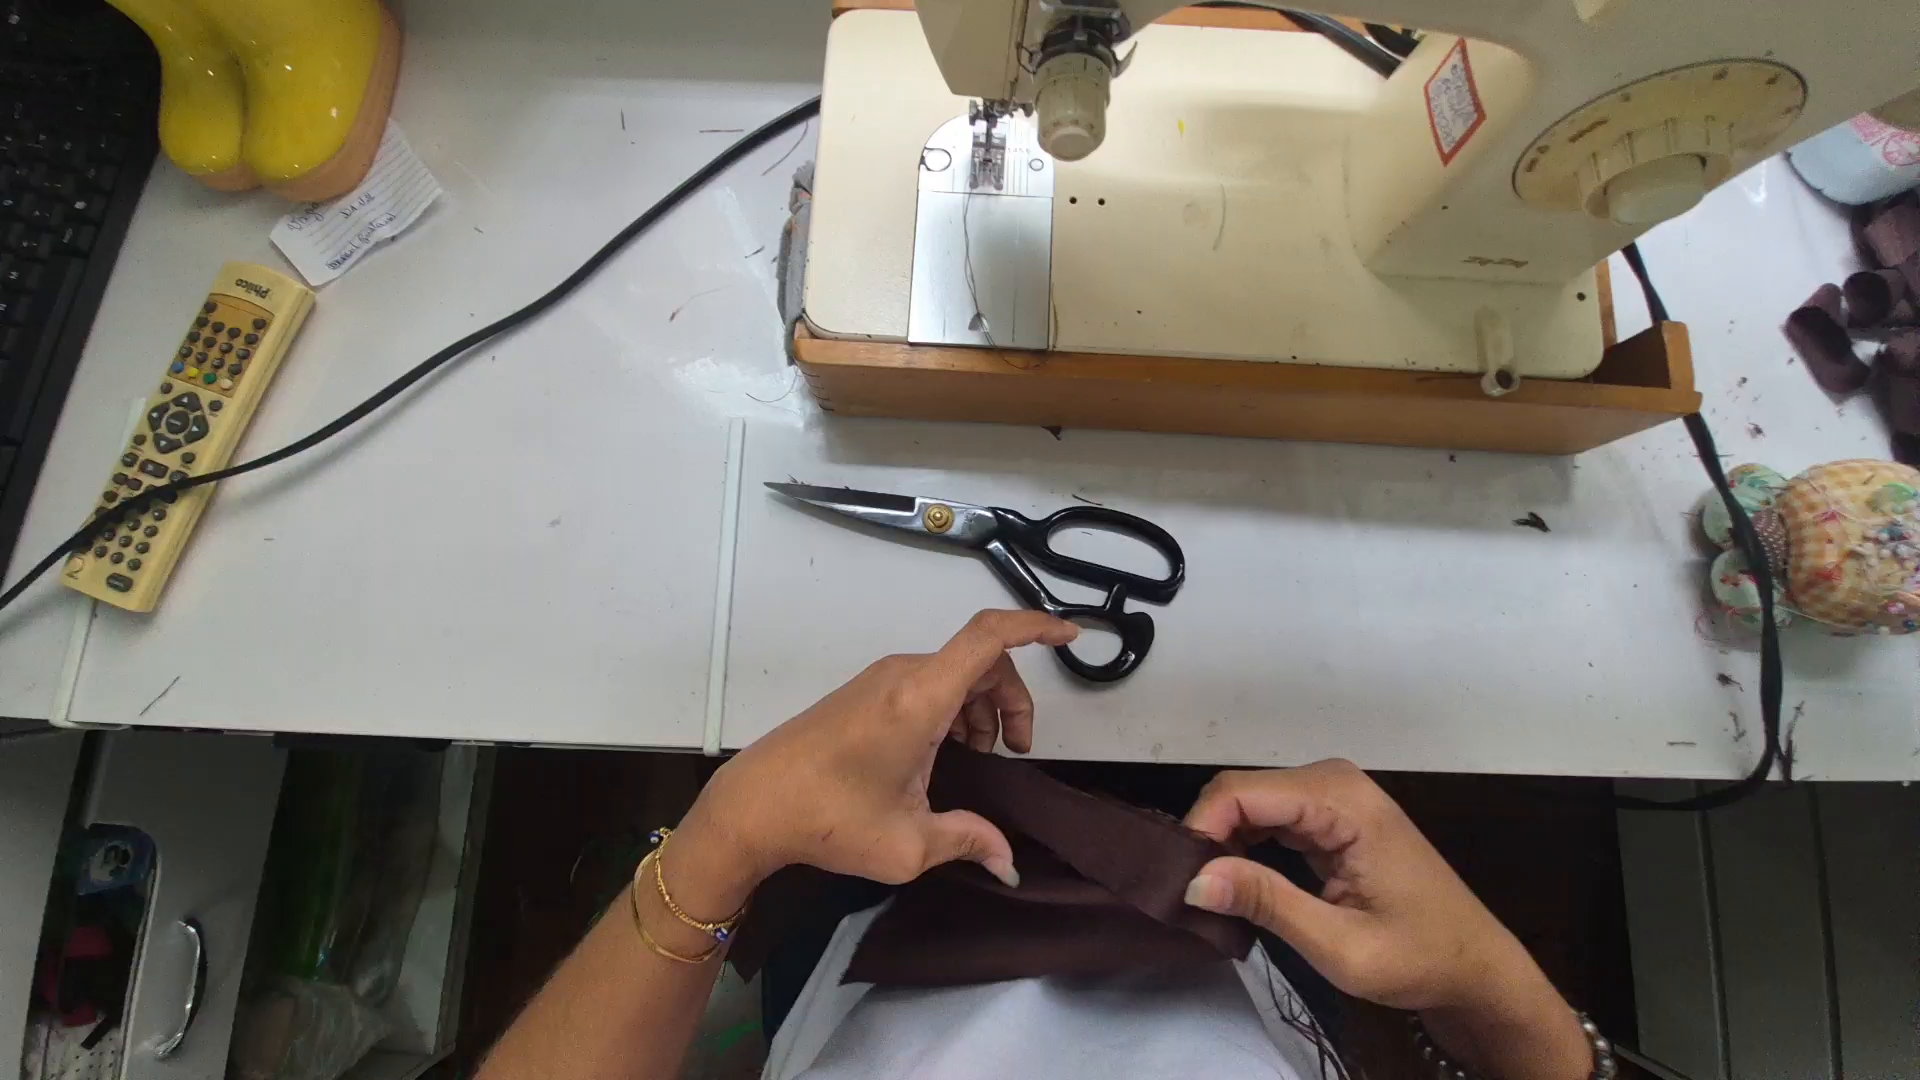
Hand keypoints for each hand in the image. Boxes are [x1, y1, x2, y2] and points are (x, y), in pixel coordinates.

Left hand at [668, 609, 1077, 912]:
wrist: (754, 802)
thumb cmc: (830, 817)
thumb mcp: (908, 843)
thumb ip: (968, 842)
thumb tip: (1010, 864)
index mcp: (921, 696)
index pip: (988, 636)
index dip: (1036, 626)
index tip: (1071, 635)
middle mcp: (905, 674)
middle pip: (982, 661)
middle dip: (1013, 700)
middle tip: (1015, 750)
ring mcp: (883, 678)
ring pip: (956, 672)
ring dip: (982, 707)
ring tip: (979, 754)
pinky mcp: (869, 689)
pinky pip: (930, 681)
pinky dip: (954, 707)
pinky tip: (945, 750)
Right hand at [1182, 761, 1590, 1079]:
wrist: (1480, 970)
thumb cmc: (1421, 960)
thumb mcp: (1341, 947)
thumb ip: (1266, 903)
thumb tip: (1193, 881)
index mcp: (1341, 800)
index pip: (1241, 792)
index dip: (1201, 827)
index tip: (1181, 878)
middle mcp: (1332, 780)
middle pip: (1240, 790)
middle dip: (1208, 834)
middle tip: (1191, 889)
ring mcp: (1331, 791)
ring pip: (1247, 799)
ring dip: (1222, 839)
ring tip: (1209, 886)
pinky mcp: (1327, 809)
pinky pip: (1266, 812)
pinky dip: (1243, 841)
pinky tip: (1237, 876)